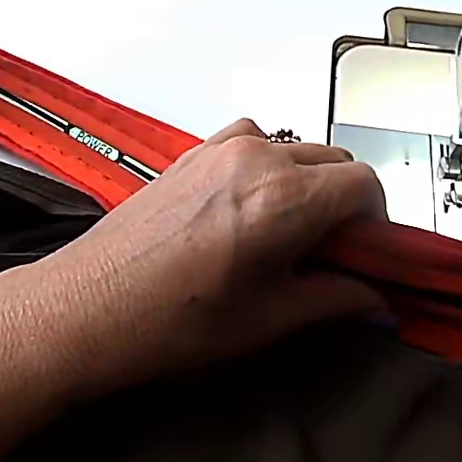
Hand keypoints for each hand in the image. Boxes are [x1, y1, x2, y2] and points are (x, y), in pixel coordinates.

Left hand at [46, 119, 390, 380]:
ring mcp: (223, 150)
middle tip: (332, 252)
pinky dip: (273, 165)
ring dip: (312, 184)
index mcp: (284, 199)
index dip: (377, 220)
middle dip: (347, 205)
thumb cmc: (168, 322)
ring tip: (290, 232)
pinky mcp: (196, 152)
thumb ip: (336, 299)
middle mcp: (258, 160)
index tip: (367, 252)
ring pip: (299, 150)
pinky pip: (257, 140)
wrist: (82, 309)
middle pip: (337, 164)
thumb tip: (378, 299)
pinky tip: (254, 204)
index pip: (365, 184)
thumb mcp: (268, 319)